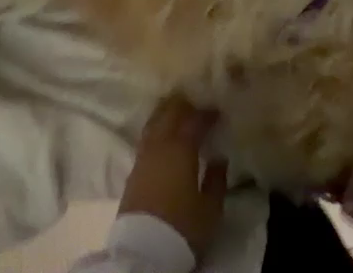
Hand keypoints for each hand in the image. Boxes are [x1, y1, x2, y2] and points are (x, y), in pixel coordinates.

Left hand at [119, 95, 228, 257]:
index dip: (206, 112)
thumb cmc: (183, 226)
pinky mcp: (133, 170)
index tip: (217, 110)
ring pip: (154, 122)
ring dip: (167, 113)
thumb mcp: (210, 208)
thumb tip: (219, 158)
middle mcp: (159, 145)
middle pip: (169, 112)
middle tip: (197, 103)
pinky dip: (157, 128)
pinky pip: (147, 137)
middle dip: (183, 104)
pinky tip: (164, 136)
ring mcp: (143, 156)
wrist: (144, 251)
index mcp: (180, 148)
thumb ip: (217, 179)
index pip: (194, 119)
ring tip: (180, 113)